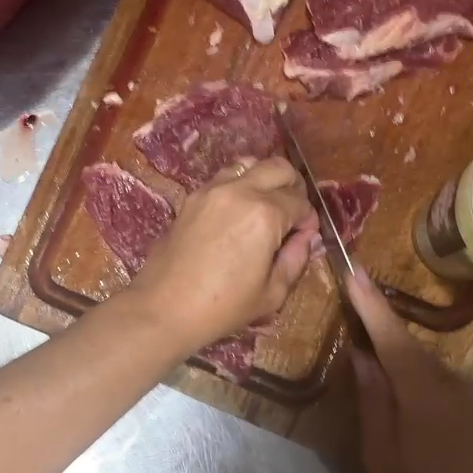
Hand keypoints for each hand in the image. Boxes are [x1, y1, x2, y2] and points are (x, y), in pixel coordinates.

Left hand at [129, 157, 318, 346]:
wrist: (164, 308)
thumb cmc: (222, 307)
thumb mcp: (271, 293)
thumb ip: (295, 260)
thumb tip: (305, 238)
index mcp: (265, 214)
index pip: (300, 202)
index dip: (308, 219)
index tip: (304, 236)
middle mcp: (240, 192)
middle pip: (278, 168)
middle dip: (292, 187)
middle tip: (291, 213)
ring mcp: (212, 190)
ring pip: (249, 165)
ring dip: (263, 180)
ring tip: (264, 207)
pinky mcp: (192, 197)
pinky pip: (223, 178)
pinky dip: (238, 185)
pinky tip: (237, 212)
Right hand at [345, 270, 472, 472]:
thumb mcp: (381, 455)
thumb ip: (372, 401)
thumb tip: (362, 357)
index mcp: (422, 390)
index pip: (391, 336)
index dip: (370, 304)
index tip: (353, 272)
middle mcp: (450, 381)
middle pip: (408, 344)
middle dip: (379, 326)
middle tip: (351, 311)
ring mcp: (469, 394)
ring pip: (424, 362)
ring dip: (397, 354)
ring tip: (369, 353)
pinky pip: (438, 378)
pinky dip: (415, 373)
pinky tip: (400, 387)